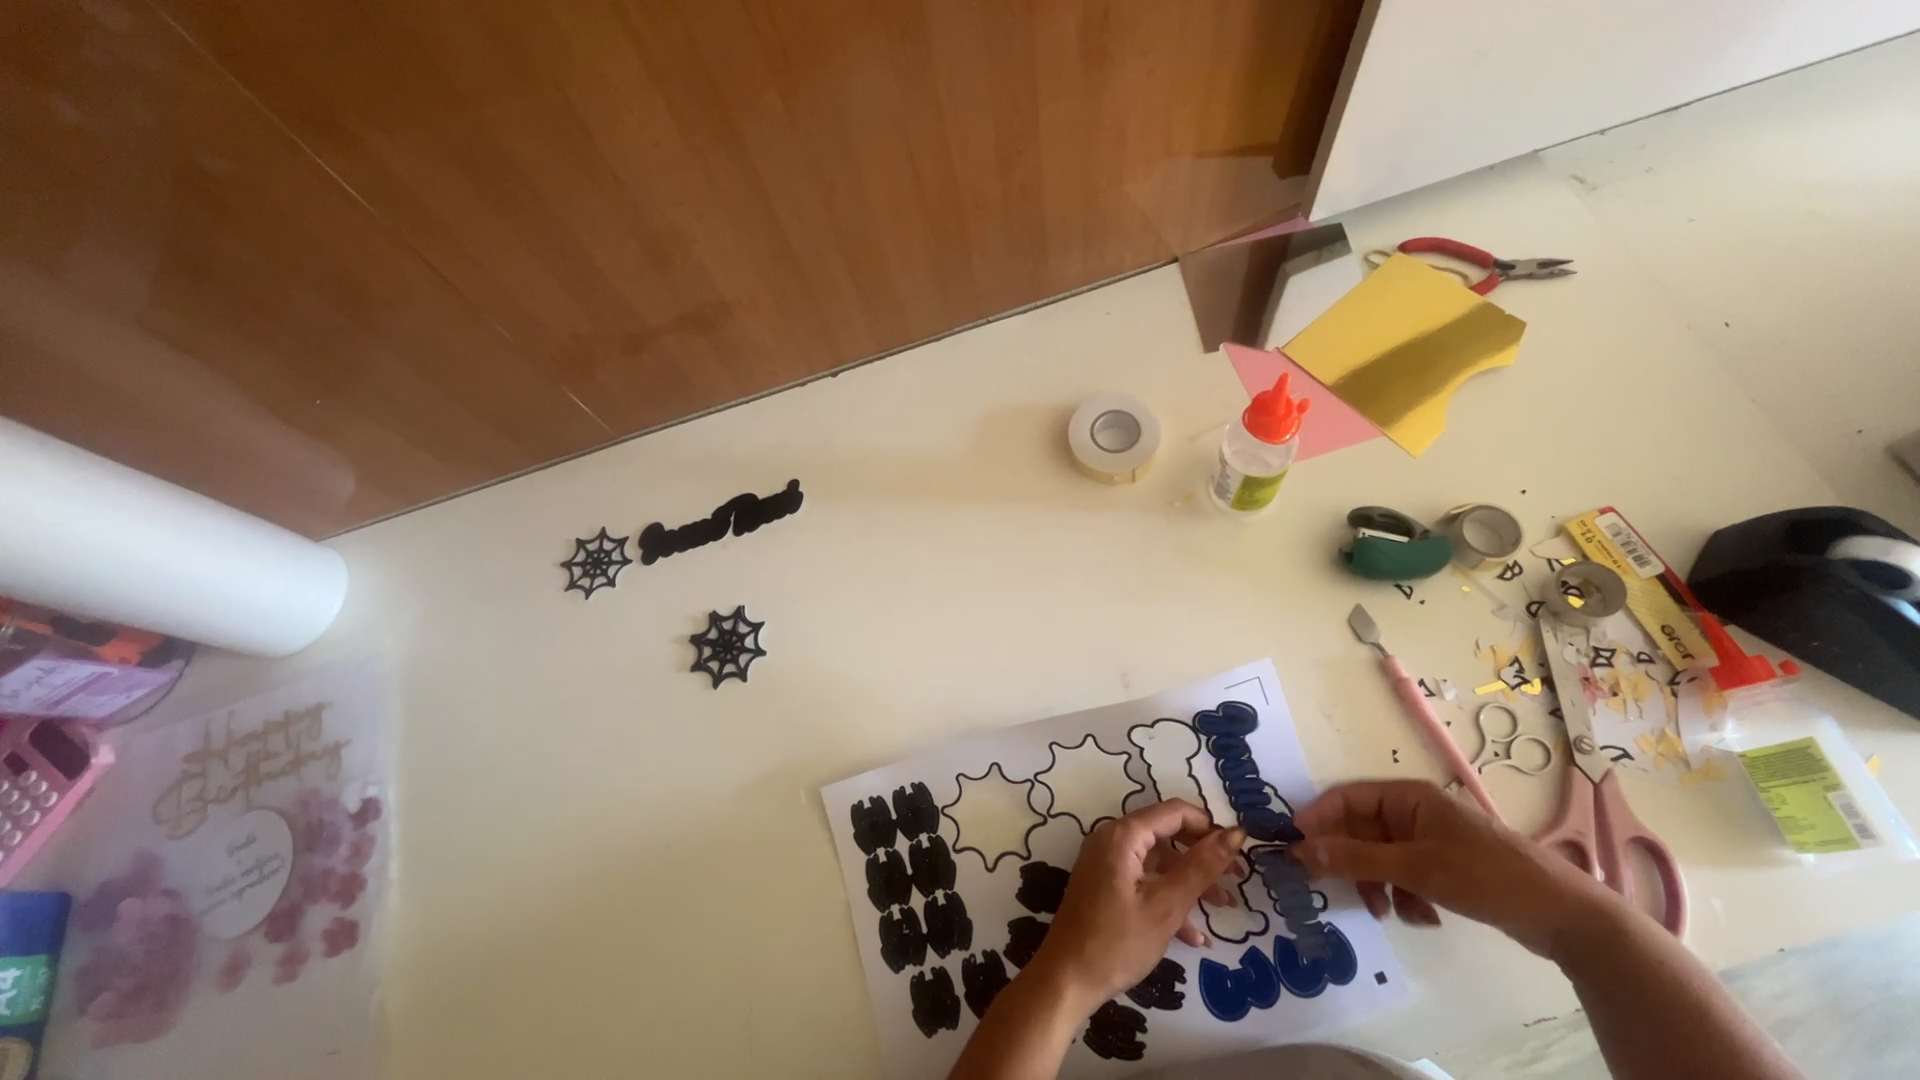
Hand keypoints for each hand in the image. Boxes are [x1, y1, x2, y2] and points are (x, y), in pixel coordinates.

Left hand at [1026, 799, 1244, 1010]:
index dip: (1209, 827)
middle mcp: (1111, 840)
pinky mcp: (1104, 885)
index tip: (1239, 851)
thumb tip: (1235, 833)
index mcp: (1122, 835)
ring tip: (1223, 906)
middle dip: (1202, 855)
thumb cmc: (1117, 942)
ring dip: (1189, 881)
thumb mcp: (1166, 905)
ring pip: (1157, 861)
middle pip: (1166, 834)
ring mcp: (1105, 863)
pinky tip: (1193, 935)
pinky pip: (1143, 880)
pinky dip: (1167, 898)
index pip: (1174, 812)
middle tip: (1235, 878)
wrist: (1066, 980)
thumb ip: (1201, 866)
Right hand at [1294, 779, 1614, 956]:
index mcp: (1407, 797)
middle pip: (1359, 831)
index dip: (1316, 819)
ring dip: (1377, 885)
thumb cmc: (1486, 875)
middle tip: (1331, 889)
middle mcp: (1414, 813)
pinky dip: (1403, 896)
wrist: (1563, 915)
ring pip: (1379, 858)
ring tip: (1388, 912)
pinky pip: (1403, 876)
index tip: (1292, 847)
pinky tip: (1421, 916)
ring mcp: (1430, 841)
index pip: (1345, 798)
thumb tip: (1298, 850)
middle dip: (1350, 863)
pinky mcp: (1444, 868)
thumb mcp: (1414, 868)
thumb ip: (1354, 859)